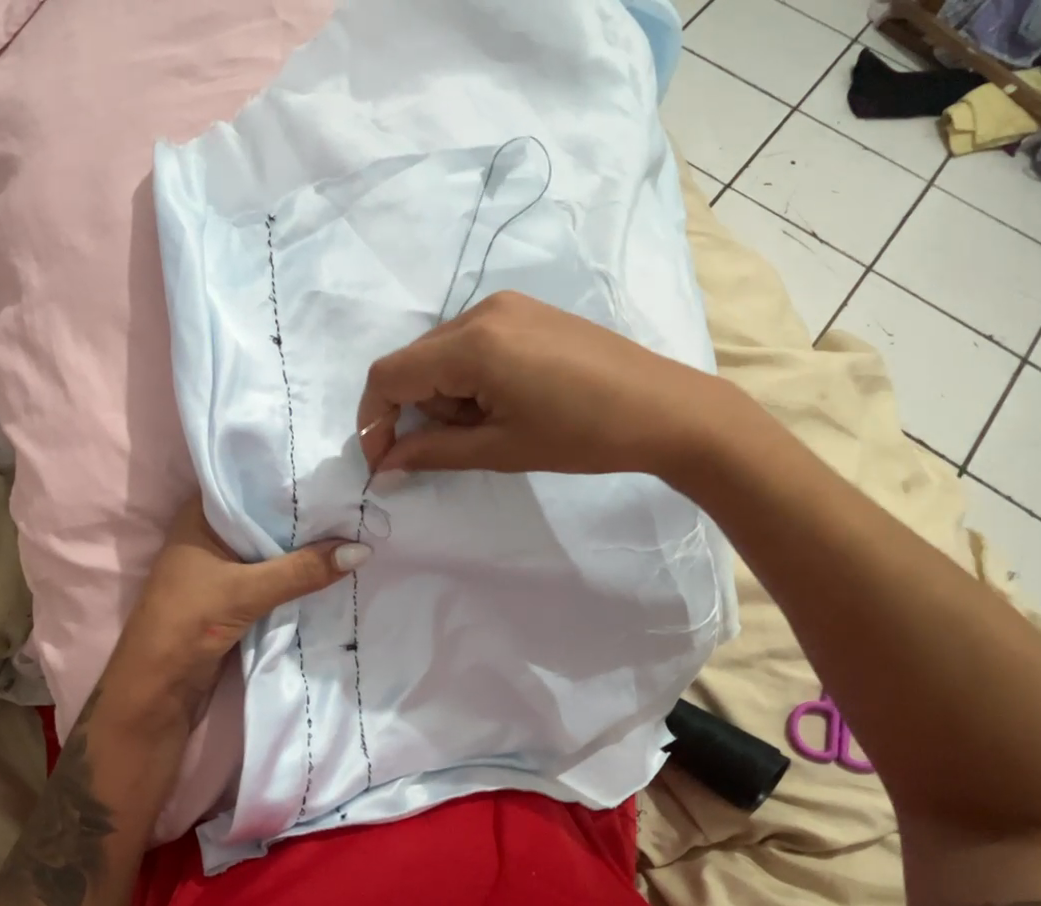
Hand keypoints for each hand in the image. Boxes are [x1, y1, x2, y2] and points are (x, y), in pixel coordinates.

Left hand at [109, 498, 368, 700]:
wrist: (158, 688)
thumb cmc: (187, 622)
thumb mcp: (247, 590)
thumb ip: (302, 570)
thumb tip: (362, 549)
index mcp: (200, 516)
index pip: (253, 485)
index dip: (292, 480)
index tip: (337, 474)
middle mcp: (210, 534)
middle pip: (267, 518)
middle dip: (306, 517)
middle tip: (358, 502)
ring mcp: (221, 567)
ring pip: (272, 550)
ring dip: (304, 549)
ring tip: (356, 529)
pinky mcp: (233, 596)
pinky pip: (273, 577)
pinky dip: (297, 575)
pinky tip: (332, 568)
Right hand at [356, 291, 740, 480]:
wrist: (665, 409)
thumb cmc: (581, 436)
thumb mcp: (499, 450)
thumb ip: (431, 452)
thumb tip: (384, 465)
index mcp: (472, 344)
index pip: (389, 375)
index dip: (375, 421)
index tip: (385, 462)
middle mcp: (481, 311)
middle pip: (413, 363)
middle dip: (419, 409)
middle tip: (461, 442)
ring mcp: (506, 305)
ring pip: (440, 353)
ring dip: (446, 394)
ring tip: (494, 422)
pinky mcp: (525, 310)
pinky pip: (470, 342)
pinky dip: (469, 377)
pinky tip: (507, 399)